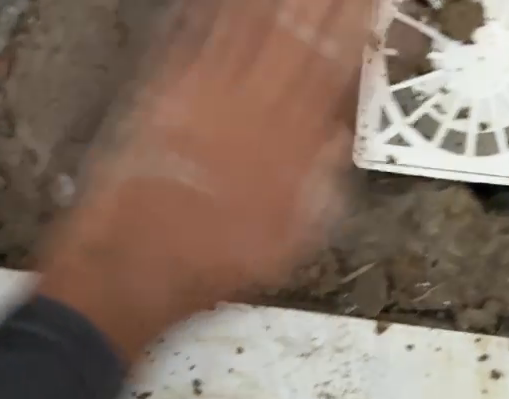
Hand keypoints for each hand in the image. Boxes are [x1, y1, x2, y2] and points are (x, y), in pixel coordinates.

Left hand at [36, 0, 368, 360]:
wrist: (143, 261)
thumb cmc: (215, 262)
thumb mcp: (288, 243)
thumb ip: (320, 189)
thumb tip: (337, 142)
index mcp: (292, 145)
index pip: (332, 69)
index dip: (352, 27)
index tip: (365, 2)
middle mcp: (255, 109)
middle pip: (297, 35)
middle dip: (320, 2)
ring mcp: (209, 93)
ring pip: (252, 23)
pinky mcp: (166, 88)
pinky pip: (197, 31)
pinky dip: (215, 7)